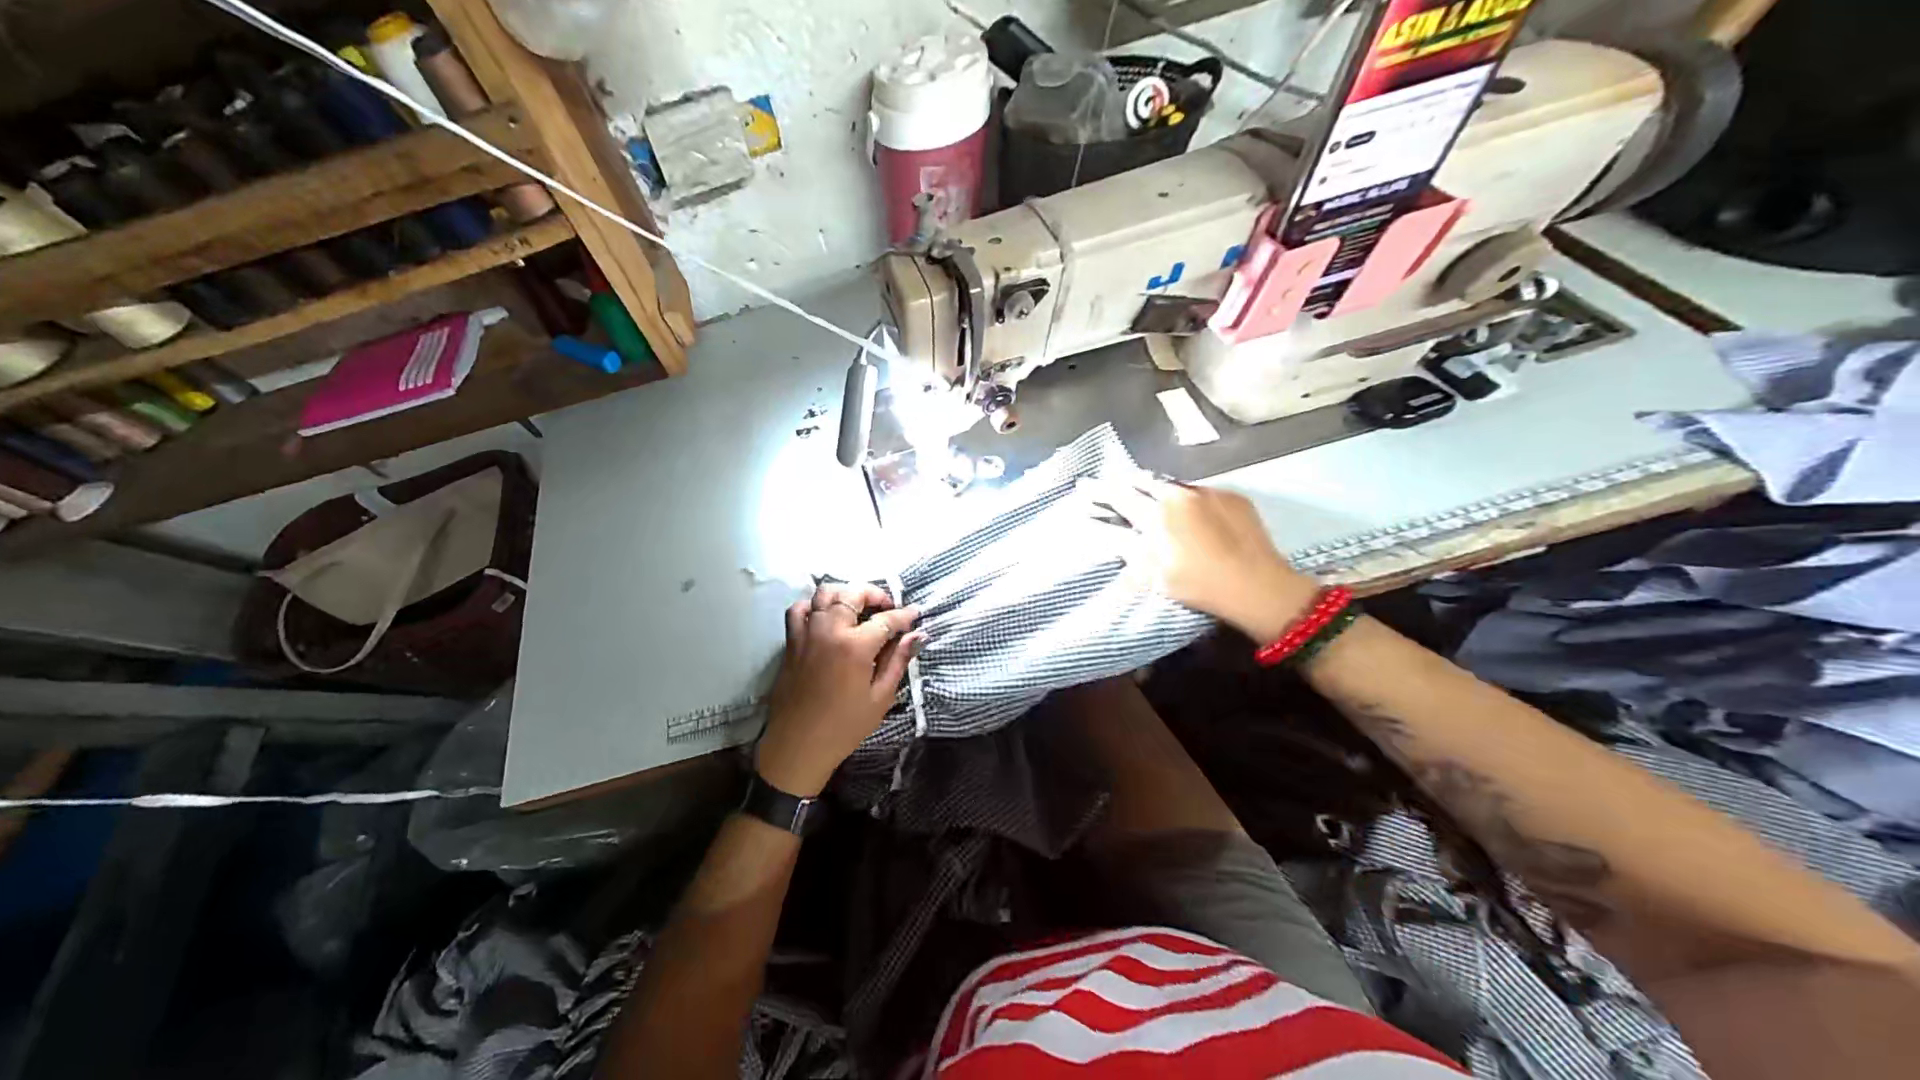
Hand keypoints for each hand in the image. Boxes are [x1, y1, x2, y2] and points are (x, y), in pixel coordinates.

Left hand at [756, 583, 924, 796]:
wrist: (798, 745)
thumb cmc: (844, 726)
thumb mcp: (880, 697)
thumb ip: (898, 660)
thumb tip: (917, 635)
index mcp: (855, 646)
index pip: (886, 619)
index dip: (904, 615)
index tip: (915, 614)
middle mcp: (829, 630)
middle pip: (853, 593)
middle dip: (875, 594)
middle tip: (887, 607)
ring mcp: (807, 633)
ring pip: (824, 593)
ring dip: (845, 594)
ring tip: (858, 607)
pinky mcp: (791, 641)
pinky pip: (799, 609)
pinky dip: (813, 605)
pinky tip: (825, 615)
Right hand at [1090, 479, 1319, 642]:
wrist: (1258, 585)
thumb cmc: (1198, 585)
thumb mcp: (1153, 573)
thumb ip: (1126, 547)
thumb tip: (1102, 529)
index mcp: (1156, 514)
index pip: (1119, 495)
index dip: (1099, 491)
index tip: (1083, 485)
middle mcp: (1180, 494)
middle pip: (1145, 481)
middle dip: (1126, 482)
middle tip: (1114, 485)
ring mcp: (1209, 492)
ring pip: (1174, 484)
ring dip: (1157, 489)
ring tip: (1150, 496)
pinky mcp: (1233, 496)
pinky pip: (1201, 492)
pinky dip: (1188, 499)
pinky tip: (1191, 513)